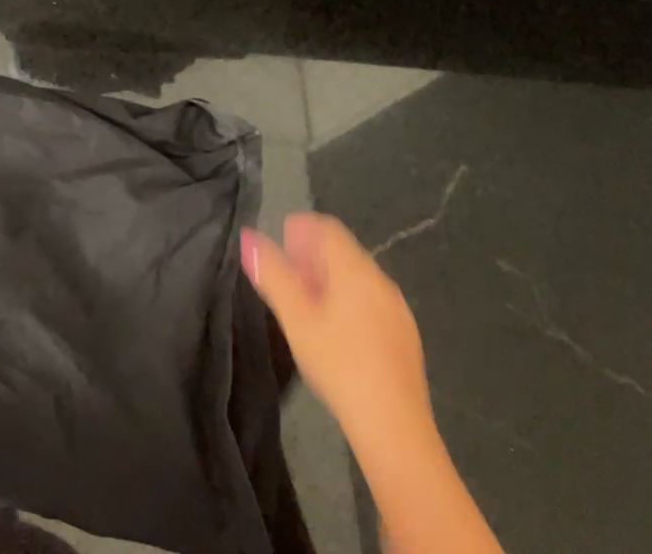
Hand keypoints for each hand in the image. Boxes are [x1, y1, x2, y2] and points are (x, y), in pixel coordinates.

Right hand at [241, 213, 432, 450]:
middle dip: (311, 253)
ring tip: (301, 299)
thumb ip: (272, 274)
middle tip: (282, 270)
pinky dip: (345, 298)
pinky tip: (331, 326)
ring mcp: (396, 309)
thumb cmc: (337, 363)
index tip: (277, 241)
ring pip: (357, 278)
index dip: (300, 228)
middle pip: (344, 252)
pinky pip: (369, 300)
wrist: (392, 422)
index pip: (328, 229)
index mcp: (355, 272)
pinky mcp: (403, 334)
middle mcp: (381, 282)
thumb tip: (248, 236)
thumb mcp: (295, 318)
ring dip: (327, 277)